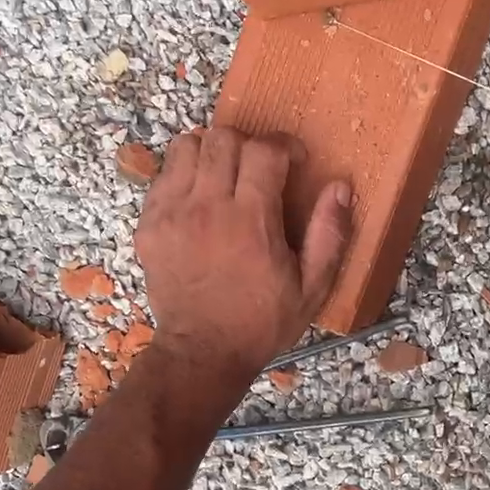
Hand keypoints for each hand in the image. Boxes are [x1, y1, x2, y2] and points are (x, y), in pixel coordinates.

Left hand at [135, 127, 350, 384]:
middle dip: (250, 143)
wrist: (204, 351)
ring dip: (214, 151)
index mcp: (252, 221)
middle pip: (223, 138)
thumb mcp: (313, 287)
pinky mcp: (150, 224)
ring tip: (229, 175)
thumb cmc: (264, 321)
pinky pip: (164, 174)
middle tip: (263, 168)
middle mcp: (207, 207)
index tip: (296, 161)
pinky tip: (203, 198)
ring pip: (187, 146)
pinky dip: (187, 173)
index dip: (285, 146)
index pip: (264, 151)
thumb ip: (330, 234)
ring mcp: (172, 213)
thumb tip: (340, 187)